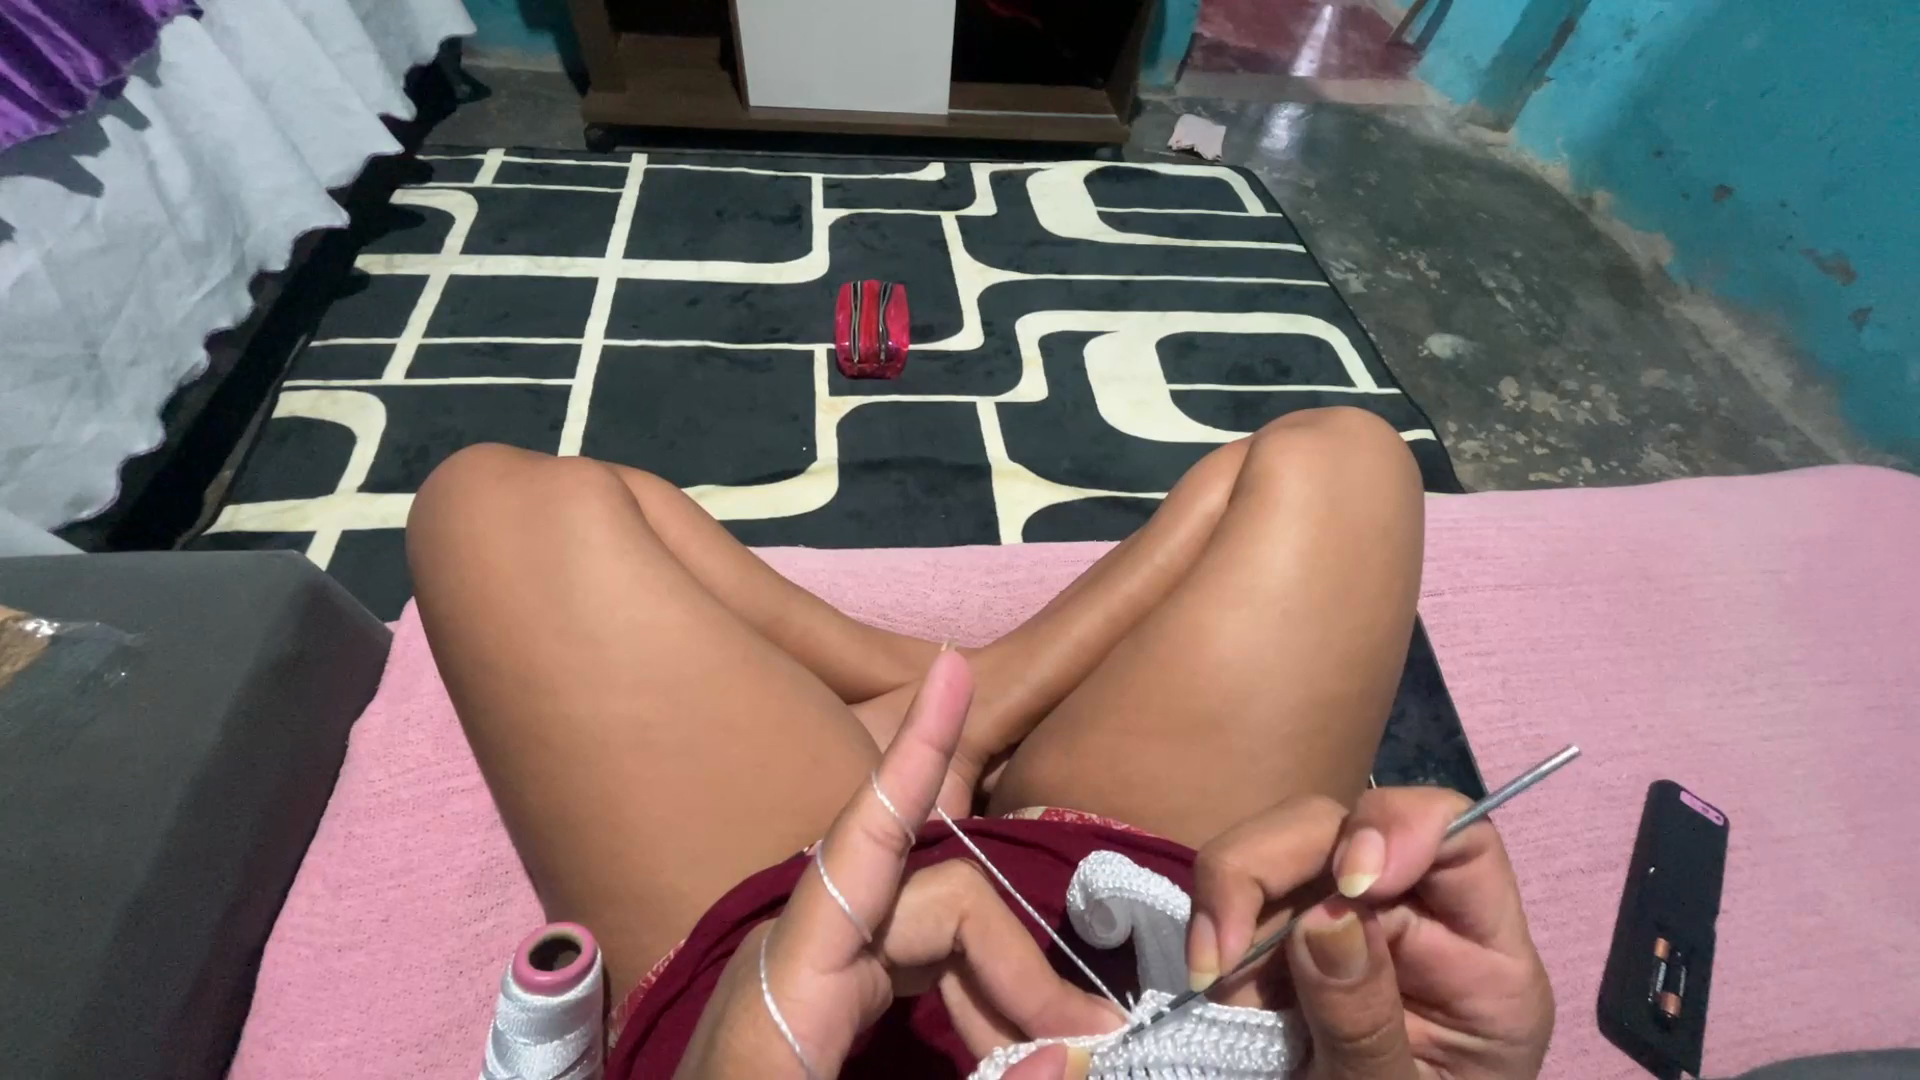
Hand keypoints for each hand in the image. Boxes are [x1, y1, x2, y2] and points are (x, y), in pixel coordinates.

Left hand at [675, 650, 1120, 1078]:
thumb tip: (1070, 1052)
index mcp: (786, 986)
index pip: (863, 841)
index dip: (914, 752)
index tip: (953, 670)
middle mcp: (806, 959)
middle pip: (940, 910)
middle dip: (1024, 966)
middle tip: (1096, 1045)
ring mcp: (822, 983)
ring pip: (941, 945)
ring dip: (1010, 997)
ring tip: (1065, 1057)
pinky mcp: (833, 1012)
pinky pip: (924, 978)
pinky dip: (980, 1009)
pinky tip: (1013, 1055)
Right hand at [1187, 790, 1553, 1078]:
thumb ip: (1366, 1023)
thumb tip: (1320, 919)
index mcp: (1476, 956)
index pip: (1454, 838)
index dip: (1396, 828)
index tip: (1349, 883)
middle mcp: (1403, 911)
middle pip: (1331, 824)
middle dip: (1264, 867)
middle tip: (1220, 952)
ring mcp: (1333, 911)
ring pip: (1270, 846)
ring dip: (1228, 899)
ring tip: (1212, 981)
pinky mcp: (1278, 925)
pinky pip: (1236, 890)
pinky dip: (1211, 925)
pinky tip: (1210, 981)